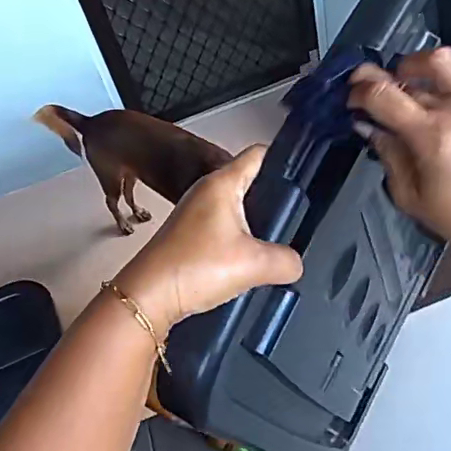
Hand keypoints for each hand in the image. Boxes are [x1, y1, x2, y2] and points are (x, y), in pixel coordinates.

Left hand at [112, 145, 302, 331]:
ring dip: (253, 227)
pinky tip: (246, 263)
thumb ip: (287, 261)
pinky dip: (236, 244)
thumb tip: (294, 263)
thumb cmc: (190, 267)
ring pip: (235, 211)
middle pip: (248, 184)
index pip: (257, 155)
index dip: (282, 158)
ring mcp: (194, 214)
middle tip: (294, 217)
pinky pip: (222, 232)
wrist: (149, 296)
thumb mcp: (256, 264)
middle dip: (271, 199)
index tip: (300, 168)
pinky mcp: (188, 237)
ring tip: (273, 246)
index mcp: (221, 184)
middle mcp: (205, 193)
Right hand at [348, 47, 450, 272]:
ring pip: (440, 62)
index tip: (351, 99)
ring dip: (412, 70)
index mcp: (435, 136)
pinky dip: (437, 84)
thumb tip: (372, 129)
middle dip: (380, 77)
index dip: (359, 92)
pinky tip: (429, 107)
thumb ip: (388, 155)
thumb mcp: (412, 198)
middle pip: (410, 70)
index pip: (383, 93)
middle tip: (367, 87)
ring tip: (401, 88)